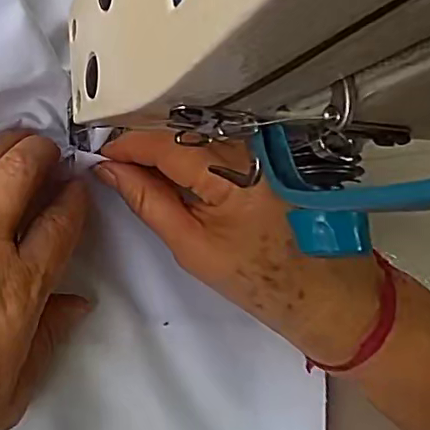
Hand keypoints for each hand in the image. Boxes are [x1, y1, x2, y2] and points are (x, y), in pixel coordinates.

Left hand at [0, 131, 91, 429]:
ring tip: (17, 138)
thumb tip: (78, 301)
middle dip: (39, 152)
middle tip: (50, 149)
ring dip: (1, 144)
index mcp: (18, 289)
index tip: (80, 188)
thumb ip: (48, 338)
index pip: (59, 227)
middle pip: (17, 175)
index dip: (75, 202)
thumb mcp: (12, 393)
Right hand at [91, 131, 384, 366]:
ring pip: (191, 135)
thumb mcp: (190, 245)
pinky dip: (184, 156)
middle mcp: (248, 150)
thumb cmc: (262, 281)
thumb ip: (145, 199)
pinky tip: (172, 178)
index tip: (97, 159)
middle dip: (138, 146)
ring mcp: (260, 150)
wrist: (333, 297)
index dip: (122, 146)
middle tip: (112, 170)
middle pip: (175, 132)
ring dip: (160, 151)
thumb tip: (108, 170)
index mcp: (231, 173)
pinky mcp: (265, 156)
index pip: (160, 142)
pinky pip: (211, 144)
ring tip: (139, 177)